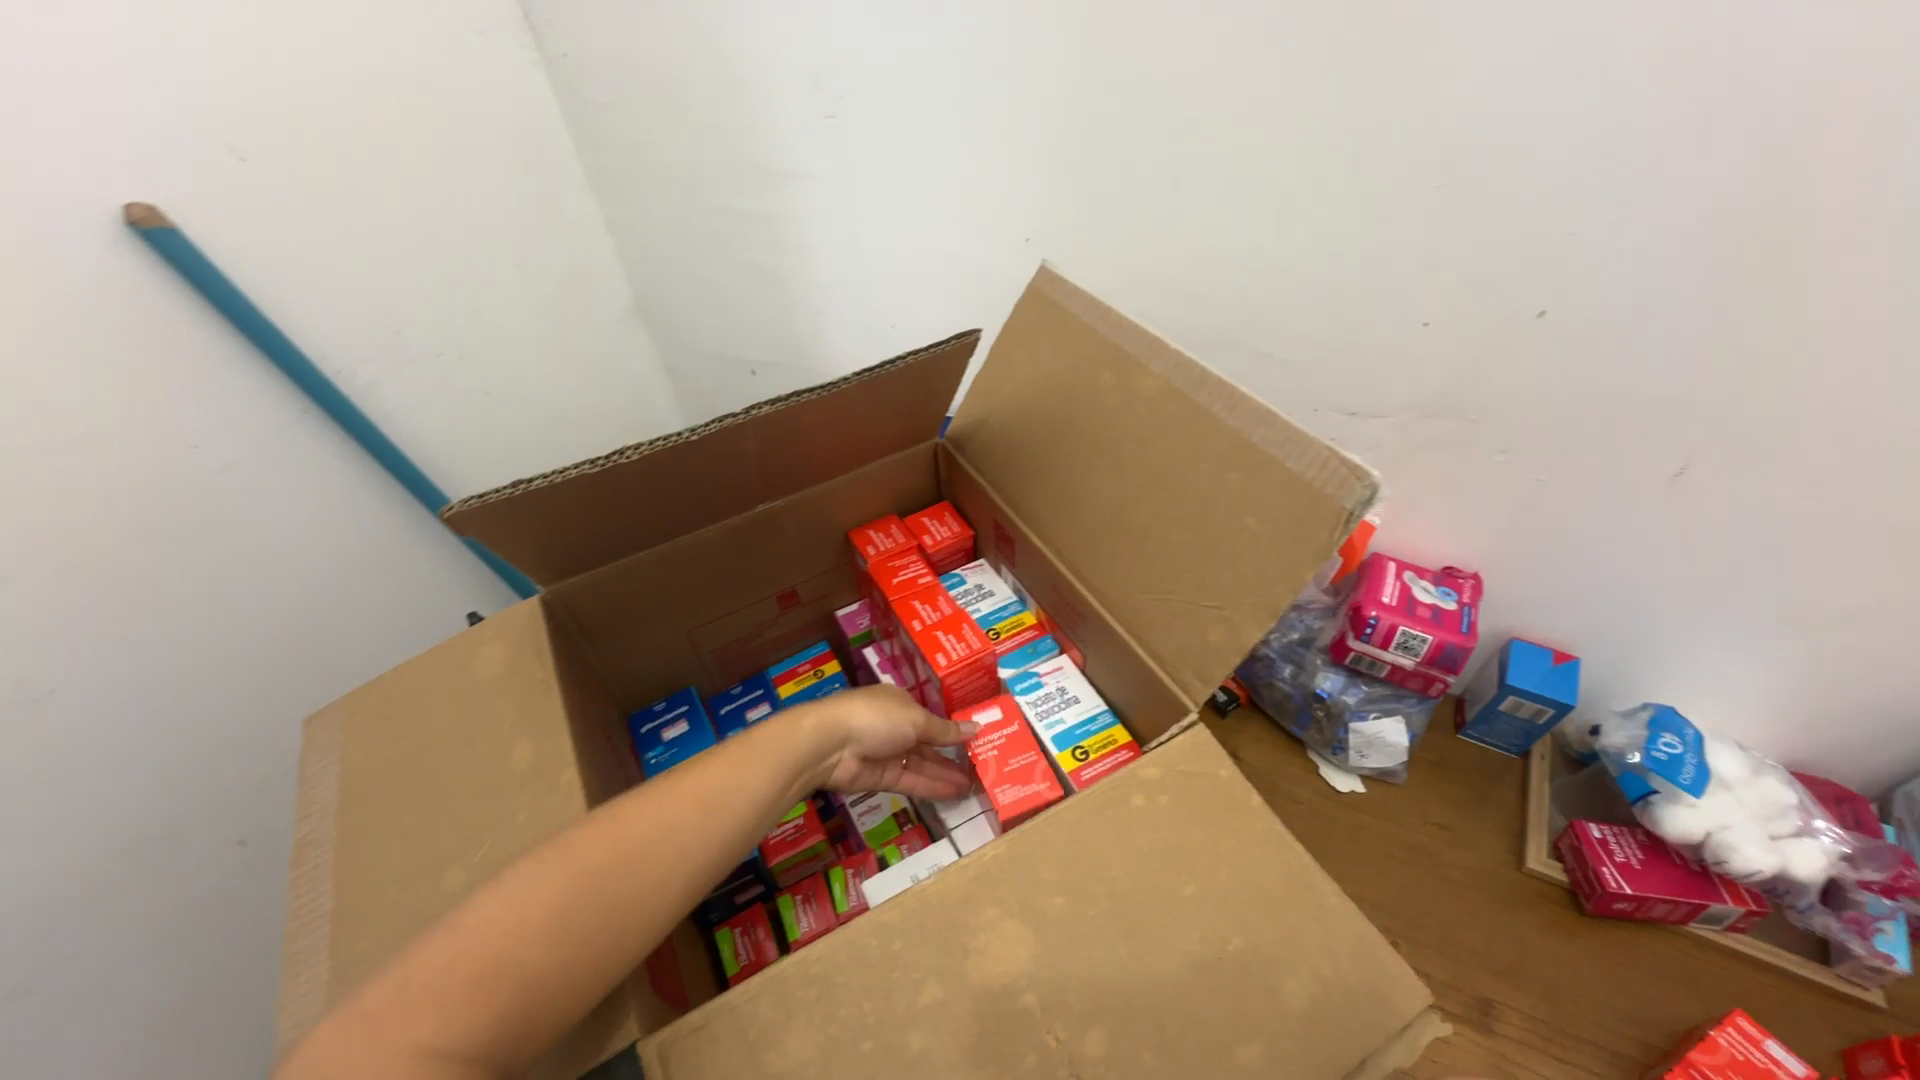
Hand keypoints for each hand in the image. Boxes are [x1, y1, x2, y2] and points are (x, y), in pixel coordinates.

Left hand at [796, 685, 977, 798]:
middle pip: (928, 744)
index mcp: (901, 704)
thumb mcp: (917, 719)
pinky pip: (911, 782)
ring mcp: (887, 754)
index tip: (977, 742)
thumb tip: (977, 727)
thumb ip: (946, 731)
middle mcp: (894, 727)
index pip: (931, 719)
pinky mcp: (881, 778)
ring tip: (975, 786)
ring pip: (921, 766)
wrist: (830, 744)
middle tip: (981, 770)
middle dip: (952, 757)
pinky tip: (955, 793)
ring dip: (946, 775)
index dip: (952, 731)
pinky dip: (932, 787)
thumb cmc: (876, 717)